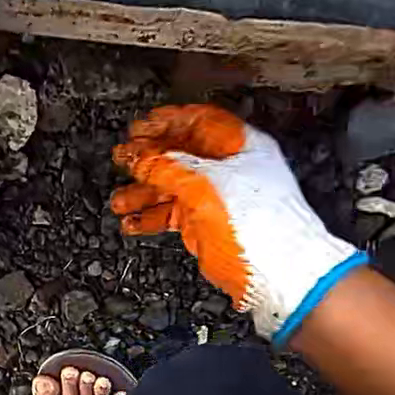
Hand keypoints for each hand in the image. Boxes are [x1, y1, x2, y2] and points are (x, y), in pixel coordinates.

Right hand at [110, 104, 364, 343]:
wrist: (275, 272)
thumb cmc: (257, 224)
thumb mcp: (205, 186)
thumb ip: (166, 168)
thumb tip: (137, 156)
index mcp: (237, 148)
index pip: (197, 122)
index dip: (166, 122)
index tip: (138, 127)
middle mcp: (226, 169)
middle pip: (179, 154)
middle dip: (147, 158)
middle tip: (121, 159)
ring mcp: (214, 197)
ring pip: (169, 187)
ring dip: (141, 193)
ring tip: (119, 201)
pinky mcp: (203, 224)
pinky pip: (169, 215)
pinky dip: (148, 218)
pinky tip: (131, 223)